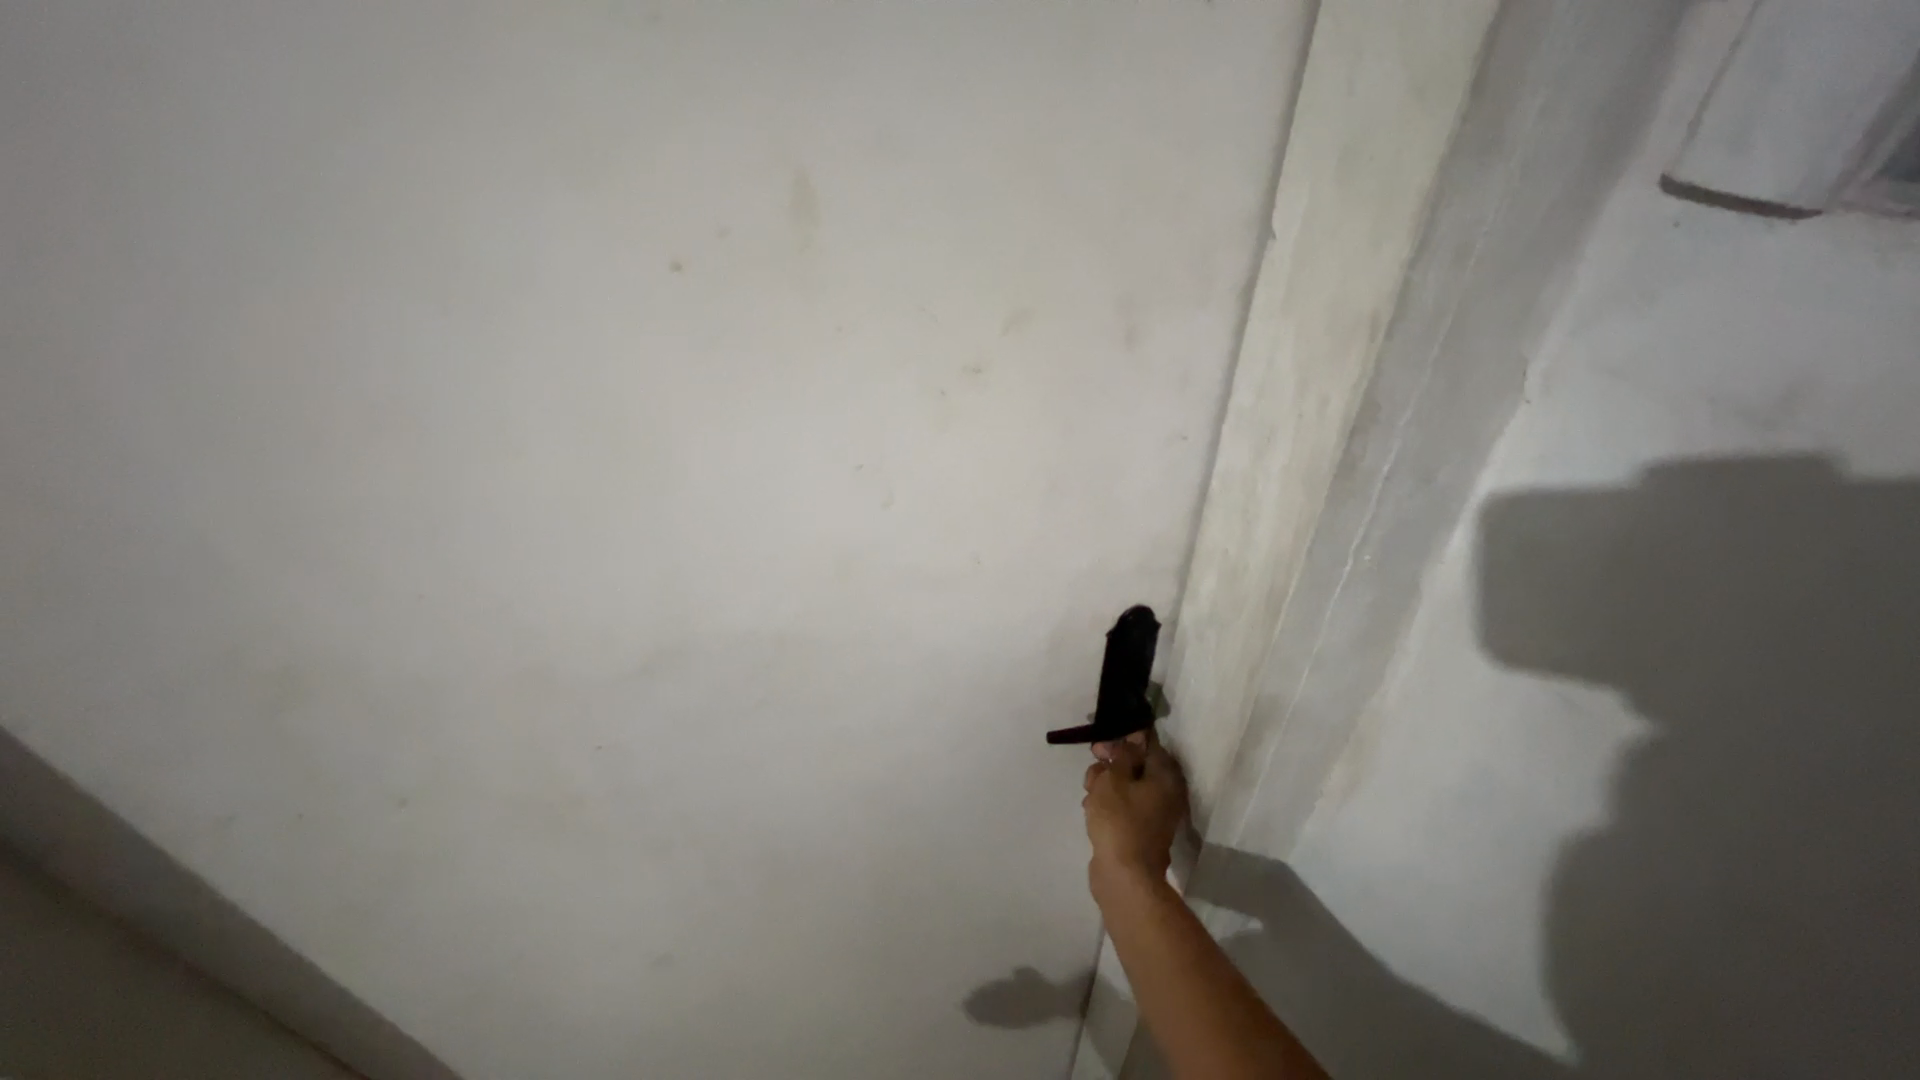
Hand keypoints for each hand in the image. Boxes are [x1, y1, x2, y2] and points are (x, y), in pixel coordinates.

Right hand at [1082, 729, 1188, 893]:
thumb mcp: (1114, 779)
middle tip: (1093, 771)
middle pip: (1136, 766)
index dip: (1123, 739)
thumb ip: (1120, 755)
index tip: (1100, 743)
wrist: (1125, 875)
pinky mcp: (1140, 831)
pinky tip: (1091, 809)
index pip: (1147, 744)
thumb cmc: (1119, 820)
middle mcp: (1166, 792)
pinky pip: (1124, 807)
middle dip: (1110, 765)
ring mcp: (1154, 814)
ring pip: (1127, 787)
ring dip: (1106, 785)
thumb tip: (1128, 742)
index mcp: (1165, 776)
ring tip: (1089, 794)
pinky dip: (1108, 804)